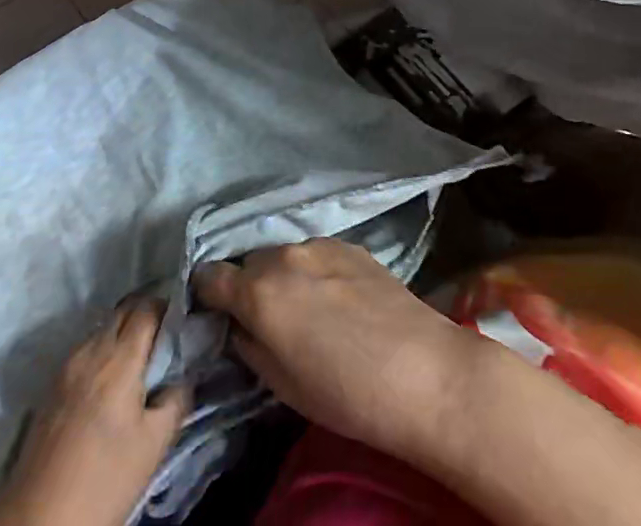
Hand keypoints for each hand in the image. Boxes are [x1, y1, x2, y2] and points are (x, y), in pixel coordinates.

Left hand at [0, 302, 190, 525]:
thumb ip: (174, 402)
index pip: (144, 311)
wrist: (45, 505)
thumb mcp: (153, 444)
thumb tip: (183, 377)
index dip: (164, 306)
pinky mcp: (54, 379)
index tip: (182, 314)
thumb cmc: (108, 475)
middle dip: (144, 313)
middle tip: (166, 331)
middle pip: (120, 313)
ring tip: (143, 354)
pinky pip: (86, 348)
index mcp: (119, 359)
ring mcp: (68, 362)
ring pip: (101, 329)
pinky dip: (105, 348)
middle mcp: (90, 349)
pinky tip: (114, 373)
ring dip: (123, 331)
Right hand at [192, 238, 475, 458]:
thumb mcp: (281, 385)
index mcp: (254, 292)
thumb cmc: (349, 395)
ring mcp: (315, 246)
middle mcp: (278, 258)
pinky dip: (314, 271)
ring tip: (311, 306)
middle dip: (248, 286)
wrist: (432, 377)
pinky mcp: (348, 245)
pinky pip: (314, 254)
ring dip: (283, 276)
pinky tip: (341, 297)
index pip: (207, 276)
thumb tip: (238, 326)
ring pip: (280, 256)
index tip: (219, 312)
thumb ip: (247, 345)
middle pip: (245, 264)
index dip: (208, 295)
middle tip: (271, 317)